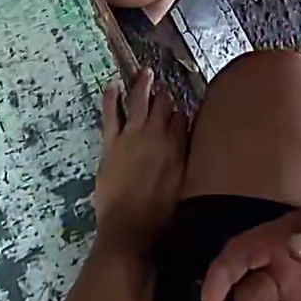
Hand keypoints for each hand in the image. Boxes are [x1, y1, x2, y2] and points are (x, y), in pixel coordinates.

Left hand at [93, 68, 186, 256]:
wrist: (131, 228)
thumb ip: (186, 163)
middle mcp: (159, 136)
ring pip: (141, 100)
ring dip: (143, 84)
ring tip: (145, 72)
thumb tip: (189, 148)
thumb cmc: (161, 216)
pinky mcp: (113, 141)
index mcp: (179, 148)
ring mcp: (134, 135)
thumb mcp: (184, 188)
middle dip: (165, 96)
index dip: (180, 113)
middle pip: (165, 105)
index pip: (182, 118)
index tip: (178, 112)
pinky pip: (112, 112)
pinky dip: (111, 96)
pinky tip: (112, 84)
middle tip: (163, 92)